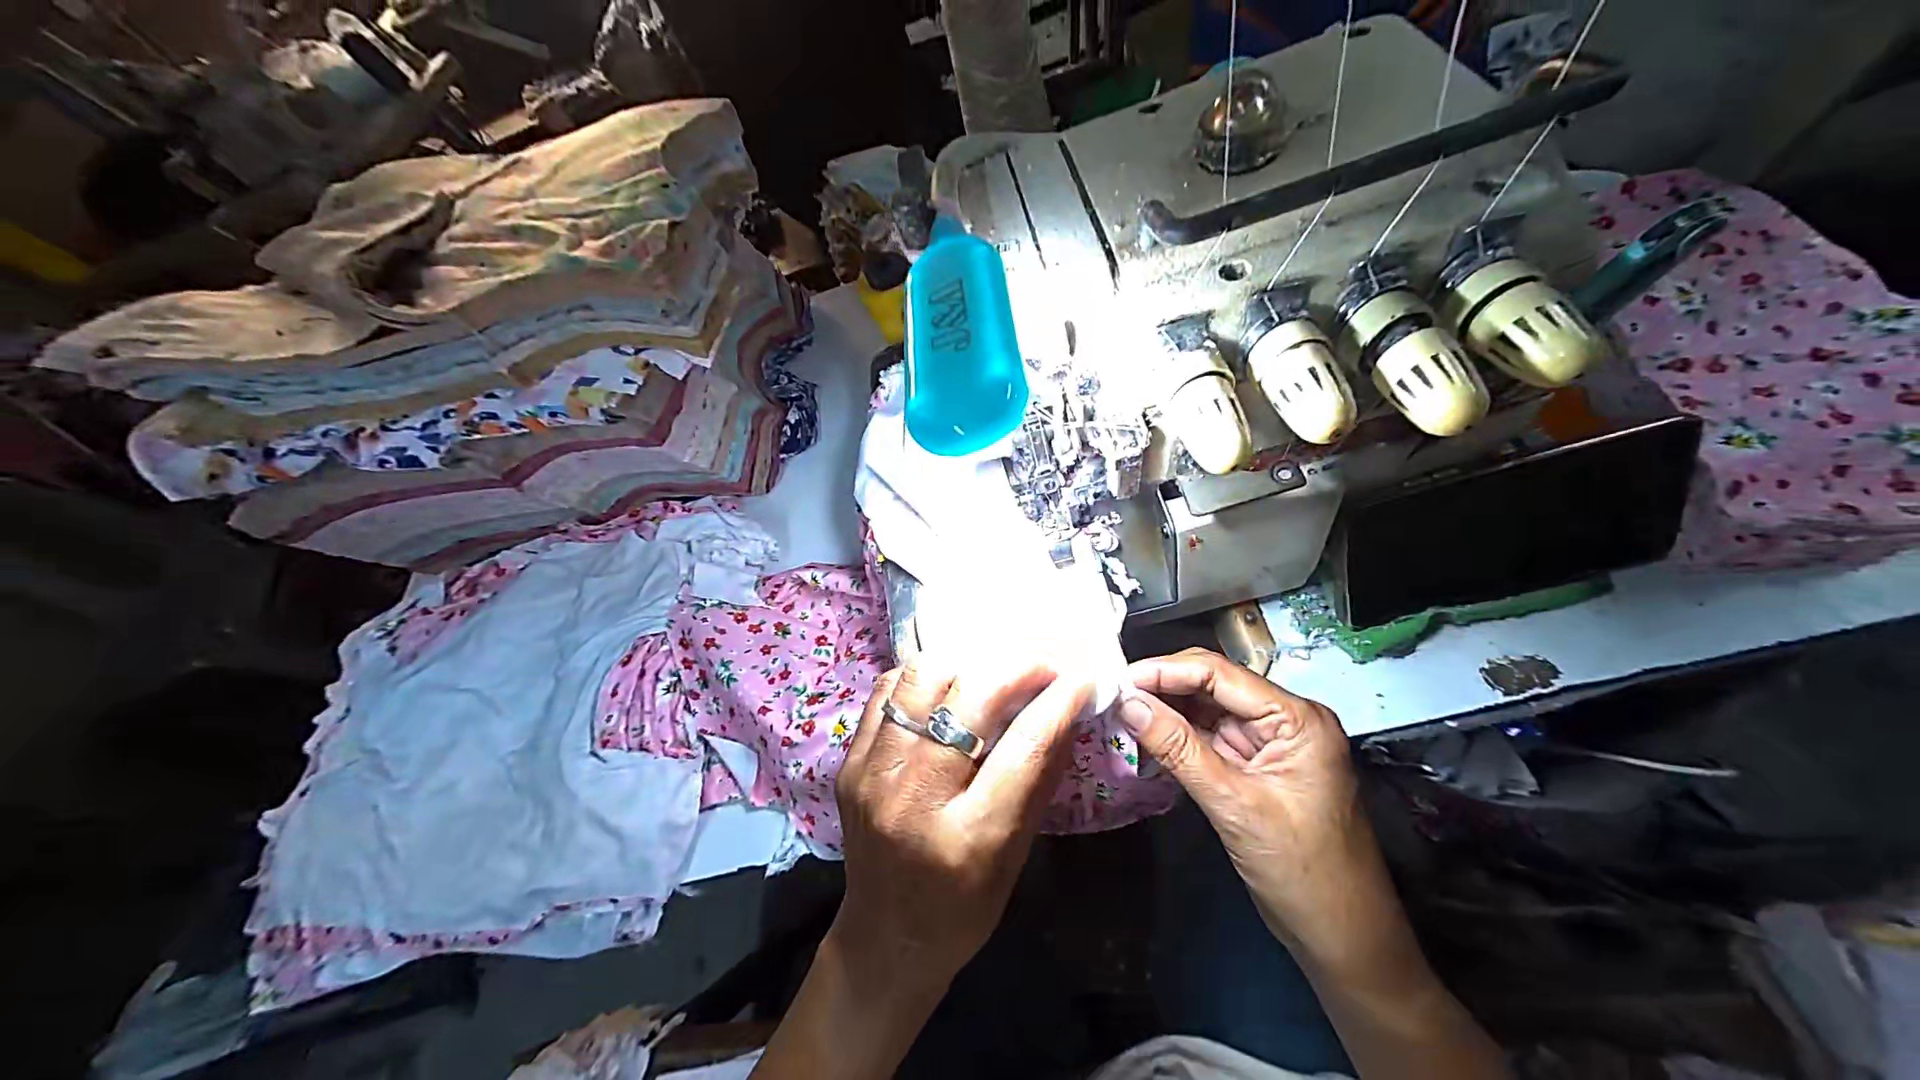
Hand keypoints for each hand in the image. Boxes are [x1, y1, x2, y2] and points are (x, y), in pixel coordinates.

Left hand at [755, 657, 1093, 1079]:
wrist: (885, 938)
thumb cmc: (962, 909)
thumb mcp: (1016, 856)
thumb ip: (1040, 780)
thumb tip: (1067, 713)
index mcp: (967, 836)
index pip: (1023, 747)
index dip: (1058, 703)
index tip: (1081, 679)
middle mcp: (914, 797)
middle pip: (969, 701)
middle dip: (1016, 671)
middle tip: (1040, 670)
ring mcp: (873, 774)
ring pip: (921, 680)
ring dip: (966, 666)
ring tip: (991, 674)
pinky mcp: (849, 762)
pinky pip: (887, 692)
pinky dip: (923, 679)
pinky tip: (945, 689)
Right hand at [1119, 648, 1392, 969]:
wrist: (1342, 937)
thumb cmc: (1305, 873)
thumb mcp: (1234, 805)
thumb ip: (1179, 748)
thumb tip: (1129, 704)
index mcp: (1297, 719)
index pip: (1220, 674)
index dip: (1166, 671)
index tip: (1120, 679)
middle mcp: (1285, 720)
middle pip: (1212, 685)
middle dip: (1162, 688)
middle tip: (1114, 694)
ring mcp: (1270, 743)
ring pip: (1206, 710)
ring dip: (1166, 710)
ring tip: (1121, 711)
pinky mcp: (1255, 765)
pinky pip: (1209, 736)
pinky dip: (1177, 735)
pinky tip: (1147, 734)